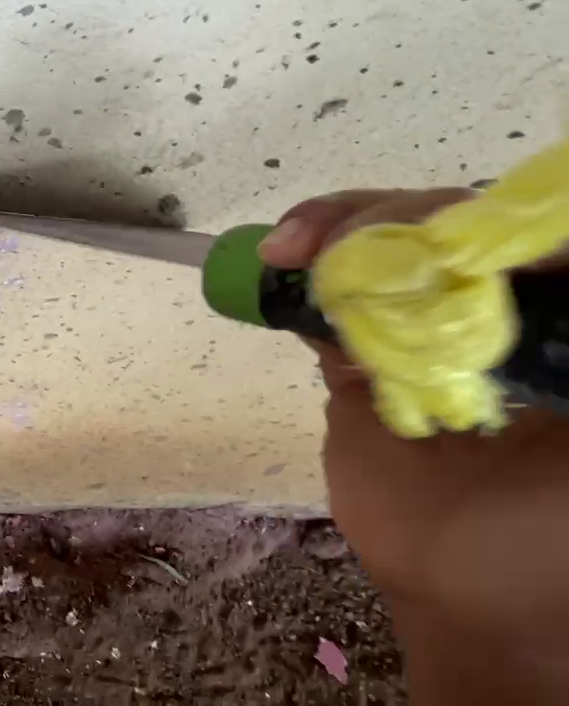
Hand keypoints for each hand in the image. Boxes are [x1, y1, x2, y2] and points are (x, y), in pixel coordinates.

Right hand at [261, 190, 568, 693]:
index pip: (531, 234)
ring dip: (333, 231)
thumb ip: (549, 357)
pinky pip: (322, 288)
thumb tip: (530, 258)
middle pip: (450, 225)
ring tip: (287, 251)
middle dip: (390, 220)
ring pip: (379, 241)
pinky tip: (274, 266)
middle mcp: (500, 311)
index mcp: (560, 322)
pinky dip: (293, 268)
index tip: (428, 239)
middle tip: (330, 245)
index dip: (480, 219)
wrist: (460, 593)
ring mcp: (421, 324)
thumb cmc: (549, 536)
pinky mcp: (352, 346)